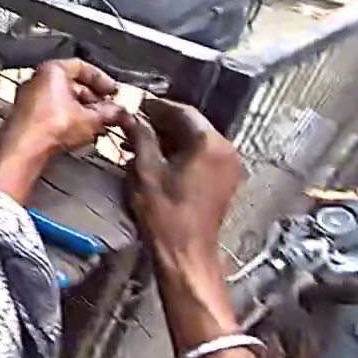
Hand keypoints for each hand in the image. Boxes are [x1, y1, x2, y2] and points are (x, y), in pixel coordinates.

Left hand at [0, 59, 124, 202]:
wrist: (23, 149)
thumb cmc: (52, 126)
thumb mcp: (90, 119)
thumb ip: (108, 112)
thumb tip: (119, 111)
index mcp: (52, 71)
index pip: (82, 66)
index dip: (101, 79)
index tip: (112, 91)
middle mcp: (37, 79)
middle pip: (71, 83)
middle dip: (92, 97)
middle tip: (107, 109)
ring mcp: (28, 97)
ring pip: (61, 98)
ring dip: (80, 109)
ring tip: (95, 123)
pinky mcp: (25, 115)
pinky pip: (50, 110)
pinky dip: (65, 116)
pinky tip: (77, 131)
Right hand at [121, 98, 242, 276]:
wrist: (186, 253)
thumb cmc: (164, 212)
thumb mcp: (146, 170)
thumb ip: (140, 137)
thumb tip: (129, 115)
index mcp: (210, 143)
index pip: (183, 112)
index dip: (157, 106)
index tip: (137, 104)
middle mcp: (226, 150)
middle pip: (192, 125)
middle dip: (163, 121)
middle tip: (136, 120)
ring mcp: (228, 166)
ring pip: (196, 140)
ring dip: (170, 137)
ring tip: (140, 138)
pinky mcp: (224, 180)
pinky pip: (202, 155)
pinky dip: (181, 152)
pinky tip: (157, 156)